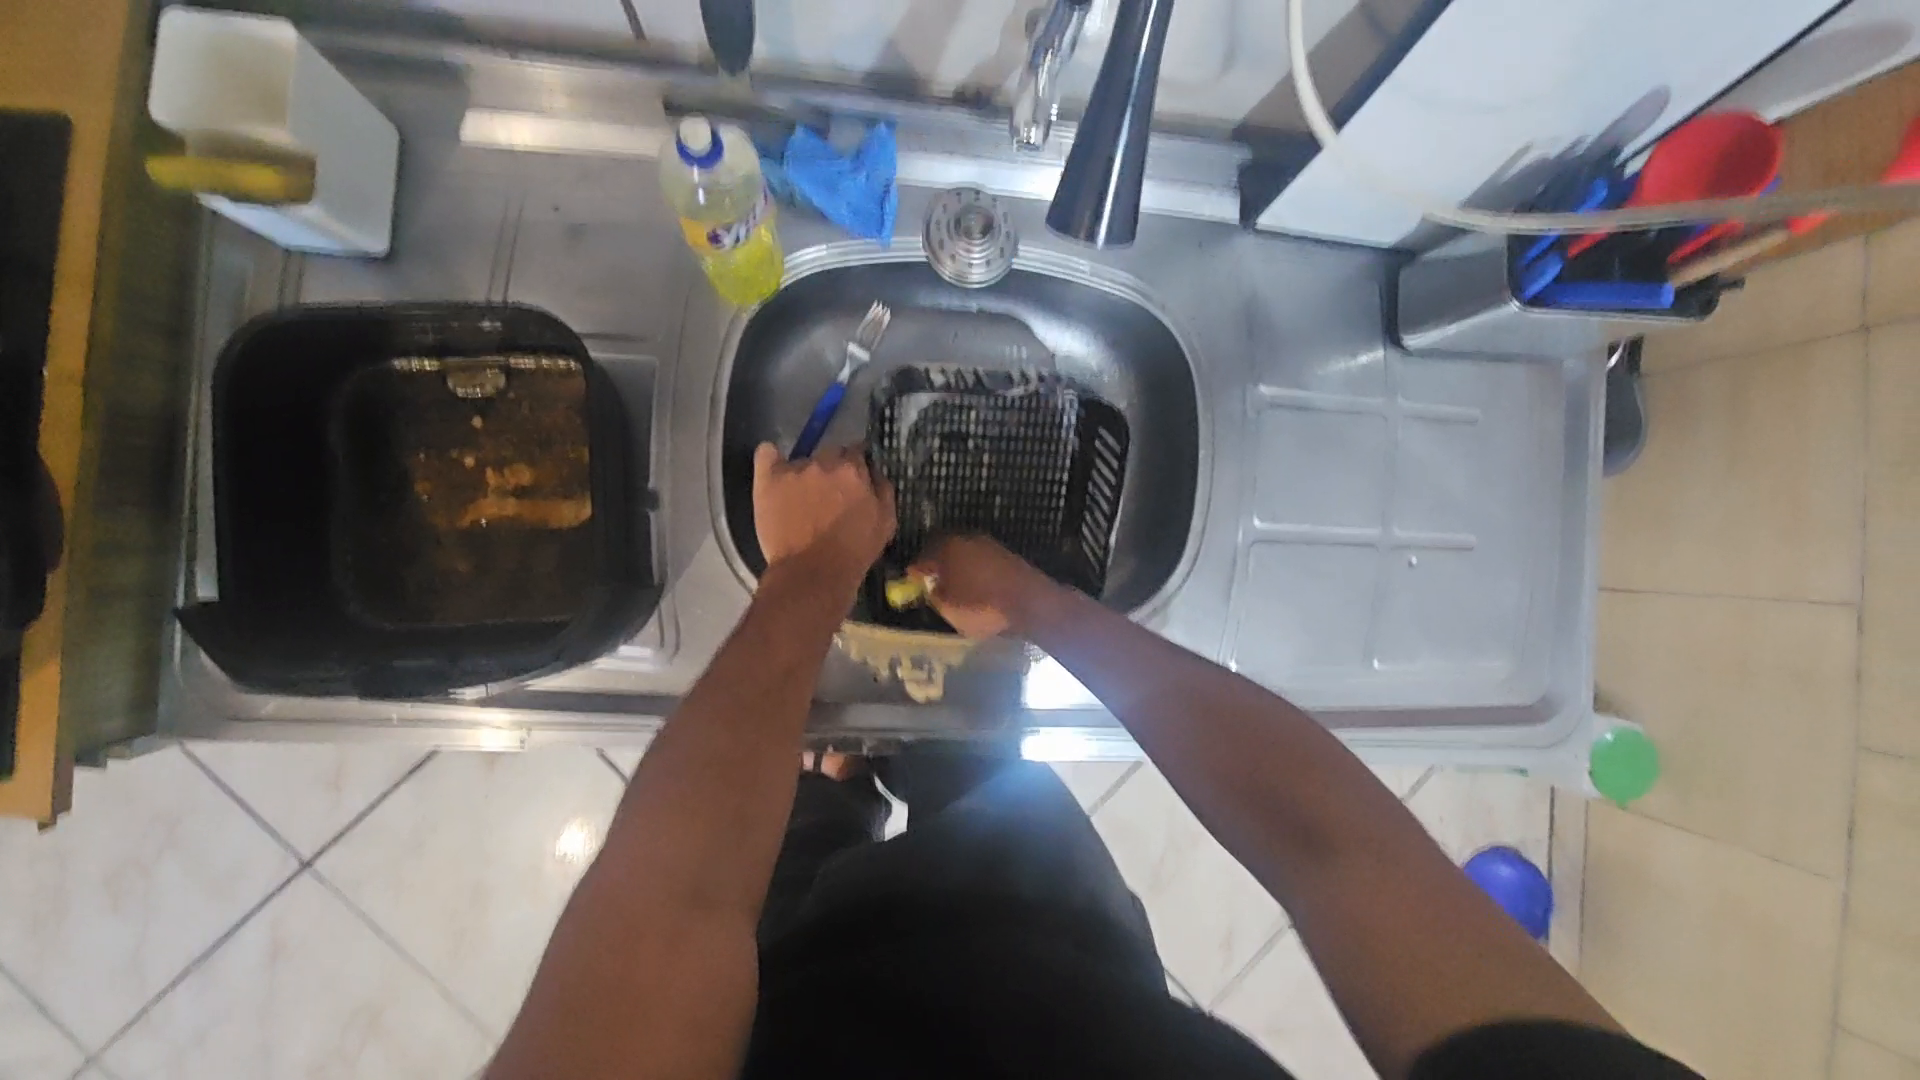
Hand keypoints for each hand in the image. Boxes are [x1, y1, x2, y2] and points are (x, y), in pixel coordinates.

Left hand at [753, 442, 895, 583]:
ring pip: (802, 460)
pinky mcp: (768, 480)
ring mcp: (794, 469)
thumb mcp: (885, 522)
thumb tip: (874, 470)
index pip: (857, 451)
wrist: (813, 573)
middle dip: (833, 468)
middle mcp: (824, 462)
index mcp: (853, 470)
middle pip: (830, 452)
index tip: (854, 481)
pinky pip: (766, 454)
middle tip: (830, 493)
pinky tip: (774, 469)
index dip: (856, 465)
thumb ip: (883, 489)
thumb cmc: (854, 552)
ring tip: (802, 499)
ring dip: (805, 473)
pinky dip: (771, 458)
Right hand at [908, 535, 1064, 639]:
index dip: (915, 573)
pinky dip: (974, 571)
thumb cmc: (983, 606)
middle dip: (936, 566)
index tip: (912, 585)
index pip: (921, 558)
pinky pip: (980, 561)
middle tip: (932, 584)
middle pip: (942, 550)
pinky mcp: (1005, 554)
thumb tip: (930, 586)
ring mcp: (988, 544)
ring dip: (957, 567)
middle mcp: (966, 539)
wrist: (1031, 602)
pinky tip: (976, 587)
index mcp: (946, 548)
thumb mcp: (949, 608)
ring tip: (955, 588)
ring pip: (963, 554)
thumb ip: (934, 595)